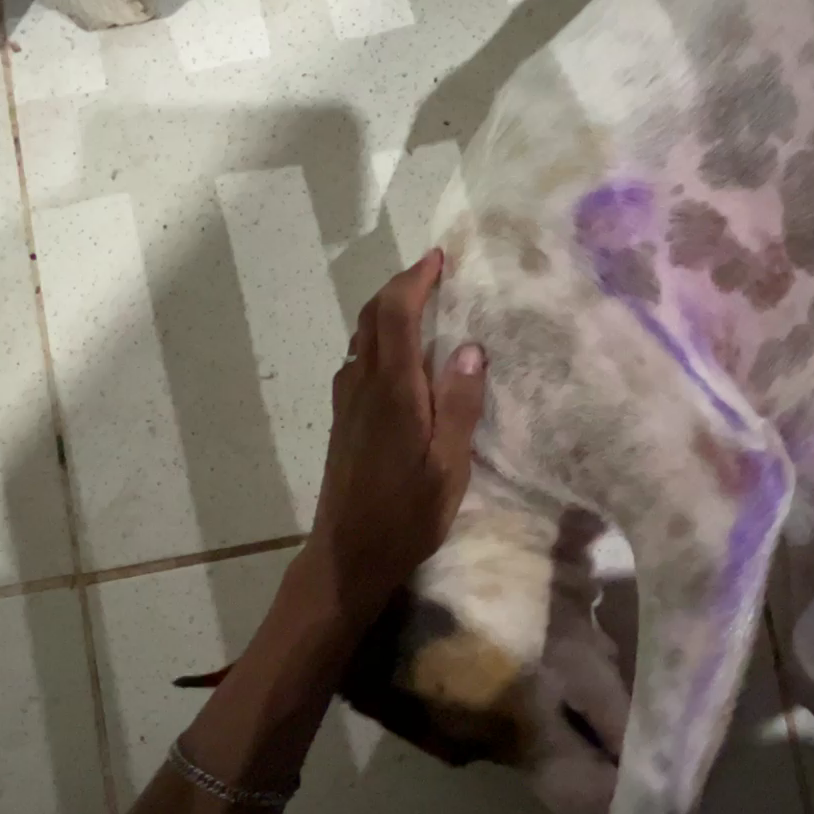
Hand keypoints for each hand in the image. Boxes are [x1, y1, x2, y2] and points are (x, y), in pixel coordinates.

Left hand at [305, 249, 485, 616]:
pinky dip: (379, 340)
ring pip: (361, 338)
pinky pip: (358, 361)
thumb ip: (459, 405)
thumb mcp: (449, 466)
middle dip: (400, 287)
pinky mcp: (344, 420)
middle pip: (372, 317)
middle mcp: (362, 385)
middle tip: (434, 275)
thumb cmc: (406, 514)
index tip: (440, 258)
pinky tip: (401, 360)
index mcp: (393, 390)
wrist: (348, 554)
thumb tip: (469, 347)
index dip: (415, 279)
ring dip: (388, 311)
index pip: (396, 314)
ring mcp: (347, 402)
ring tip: (423, 308)